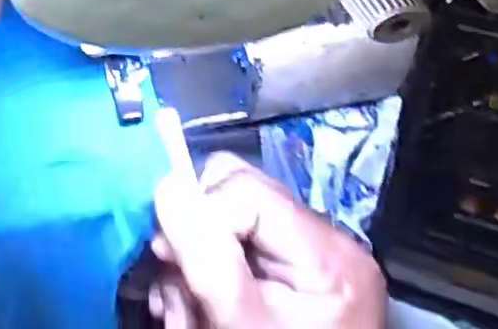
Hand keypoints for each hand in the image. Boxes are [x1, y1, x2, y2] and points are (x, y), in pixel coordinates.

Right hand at [148, 154, 386, 328]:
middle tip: (174, 284)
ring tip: (179, 310)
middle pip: (234, 190)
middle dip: (191, 233)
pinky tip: (189, 309)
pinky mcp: (287, 273)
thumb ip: (208, 259)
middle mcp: (324, 242)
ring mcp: (306, 257)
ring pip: (223, 212)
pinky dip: (200, 268)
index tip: (168, 259)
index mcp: (330, 255)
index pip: (244, 190)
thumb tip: (166, 186)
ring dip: (188, 256)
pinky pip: (229, 238)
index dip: (199, 216)